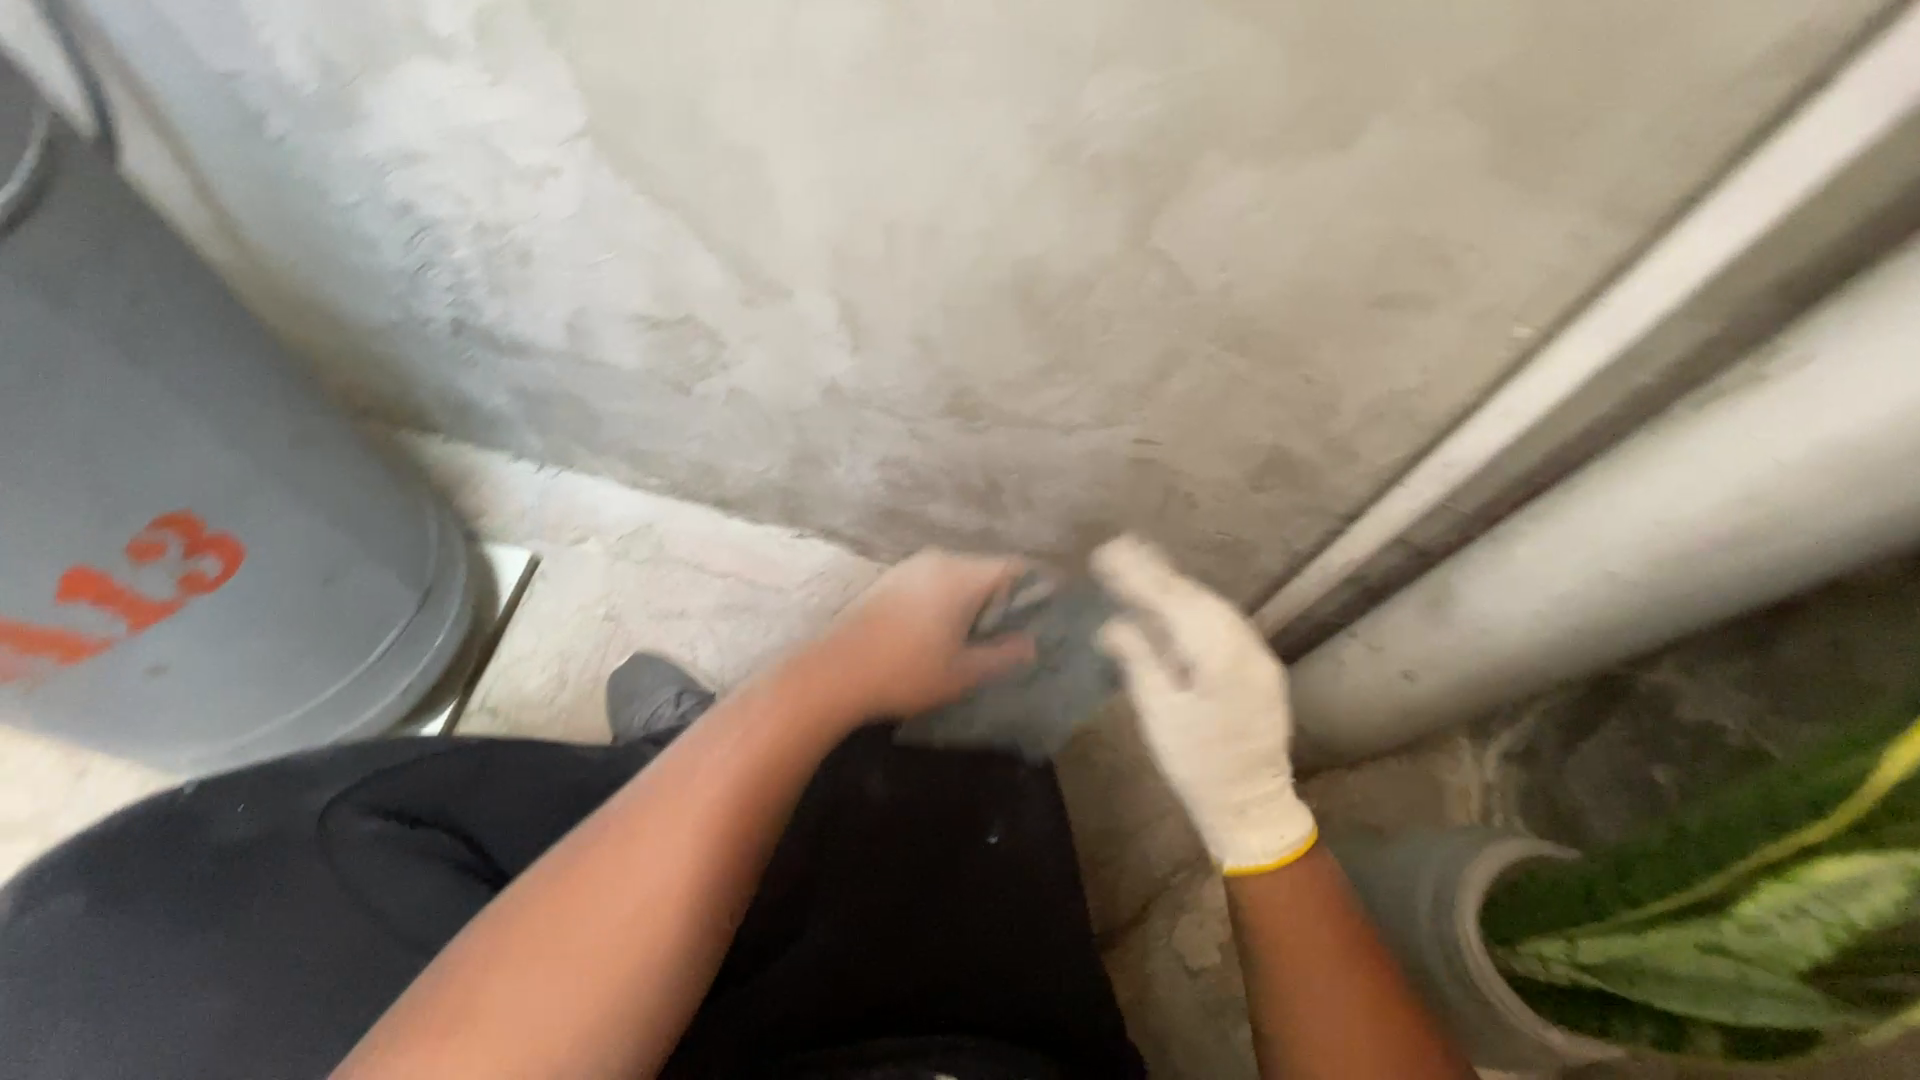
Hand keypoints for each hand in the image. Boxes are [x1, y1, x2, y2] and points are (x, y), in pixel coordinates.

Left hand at [810, 549, 1037, 719]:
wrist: (832, 673)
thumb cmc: (904, 673)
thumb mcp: (963, 672)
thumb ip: (1003, 654)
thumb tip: (1032, 643)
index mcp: (962, 576)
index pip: (1015, 568)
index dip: (1038, 588)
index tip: (1049, 612)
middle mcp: (938, 561)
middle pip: (987, 569)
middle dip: (1006, 596)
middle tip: (1018, 630)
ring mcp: (909, 567)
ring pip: (959, 576)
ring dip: (975, 600)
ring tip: (983, 635)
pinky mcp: (889, 580)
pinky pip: (934, 582)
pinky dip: (949, 600)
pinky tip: (944, 631)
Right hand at [1091, 534, 1316, 875]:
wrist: (1252, 803)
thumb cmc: (1196, 763)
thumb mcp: (1158, 712)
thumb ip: (1139, 659)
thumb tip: (1114, 624)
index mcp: (1217, 654)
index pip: (1172, 600)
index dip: (1138, 574)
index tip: (1107, 552)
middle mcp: (1244, 644)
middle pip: (1195, 597)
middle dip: (1156, 572)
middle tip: (1119, 549)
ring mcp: (1257, 655)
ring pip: (1212, 607)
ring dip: (1175, 587)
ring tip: (1142, 568)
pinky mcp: (1259, 668)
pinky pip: (1222, 623)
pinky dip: (1193, 608)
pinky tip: (1173, 605)